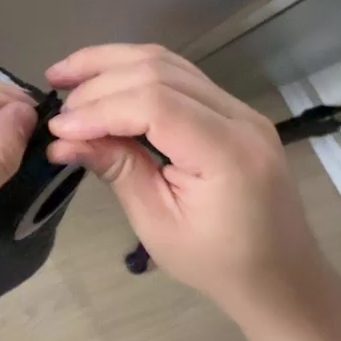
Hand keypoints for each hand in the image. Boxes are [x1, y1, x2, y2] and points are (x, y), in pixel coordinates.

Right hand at [42, 45, 332, 326]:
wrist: (283, 279)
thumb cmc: (220, 265)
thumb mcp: (158, 226)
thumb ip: (116, 170)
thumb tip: (62, 139)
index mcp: (229, 154)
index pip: (155, 104)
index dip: (100, 108)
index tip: (59, 128)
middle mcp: (240, 117)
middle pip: (157, 72)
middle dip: (98, 82)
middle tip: (58, 107)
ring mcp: (239, 108)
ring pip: (165, 61)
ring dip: (110, 64)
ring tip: (66, 76)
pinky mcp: (229, 108)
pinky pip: (177, 72)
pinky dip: (132, 70)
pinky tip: (101, 80)